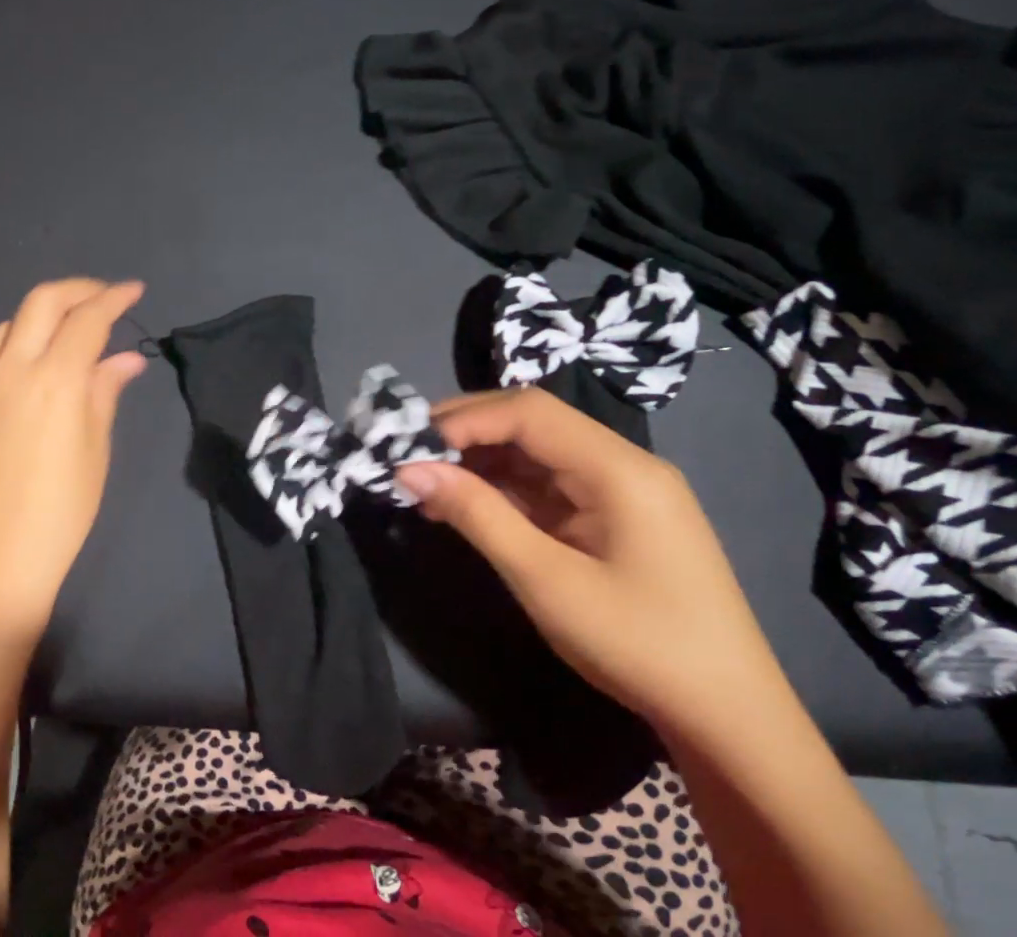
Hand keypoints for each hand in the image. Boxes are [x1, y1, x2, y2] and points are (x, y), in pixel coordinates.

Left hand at [0, 279, 147, 642]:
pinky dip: (19, 335)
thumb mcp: (96, 451)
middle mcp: (15, 370)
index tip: (135, 291)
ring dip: (45, 310)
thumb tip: (126, 359)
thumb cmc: (62, 511)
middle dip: (78, 290)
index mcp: (56, 380)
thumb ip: (105, 393)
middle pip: (42, 302)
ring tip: (73, 325)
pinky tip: (36, 355)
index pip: (87, 318)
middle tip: (107, 299)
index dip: (114, 298)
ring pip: (12, 321)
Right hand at [394, 388, 785, 737]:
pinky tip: (459, 507)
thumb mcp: (544, 578)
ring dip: (477, 463)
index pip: (529, 413)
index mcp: (619, 470)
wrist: (724, 712)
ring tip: (420, 484)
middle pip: (532, 423)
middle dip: (464, 432)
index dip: (462, 419)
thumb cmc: (636, 642)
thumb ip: (477, 514)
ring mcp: (620, 494)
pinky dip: (500, 491)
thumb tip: (408, 470)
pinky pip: (547, 487)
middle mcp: (622, 467)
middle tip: (402, 456)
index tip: (404, 447)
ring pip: (535, 454)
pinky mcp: (612, 521)